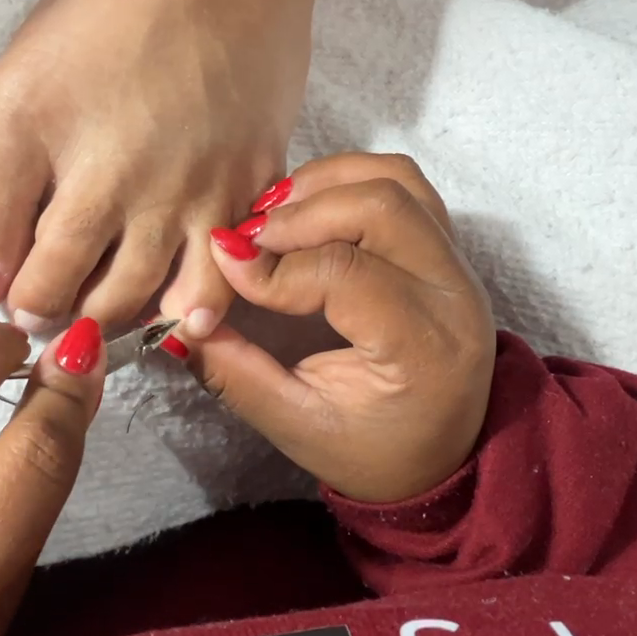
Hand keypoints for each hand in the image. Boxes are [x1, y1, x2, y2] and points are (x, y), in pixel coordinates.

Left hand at [0, 0, 324, 338]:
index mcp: (60, 164)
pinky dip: (199, 302)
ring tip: (109, 306)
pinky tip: (186, 304)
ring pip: (157, 303)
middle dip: (60, 314)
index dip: (6, 301)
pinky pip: (227, 276)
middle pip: (91, 304)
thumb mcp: (17, 79)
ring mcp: (204, 194)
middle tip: (53, 302)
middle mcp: (134, 194)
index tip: (6, 288)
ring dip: (124, 317)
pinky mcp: (257, 183)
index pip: (23, 289)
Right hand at [192, 153, 496, 502]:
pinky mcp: (447, 246)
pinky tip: (308, 207)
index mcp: (423, 348)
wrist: (445, 455)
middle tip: (247, 237)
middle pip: (380, 206)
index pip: (345, 273)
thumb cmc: (373, 451)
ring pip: (396, 180)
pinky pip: (405, 184)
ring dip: (326, 185)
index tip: (223, 266)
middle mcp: (453, 293)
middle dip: (300, 213)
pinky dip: (350, 181)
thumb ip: (237, 374)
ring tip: (274, 216)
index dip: (274, 266)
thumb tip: (179, 323)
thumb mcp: (298, 426)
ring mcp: (457, 261)